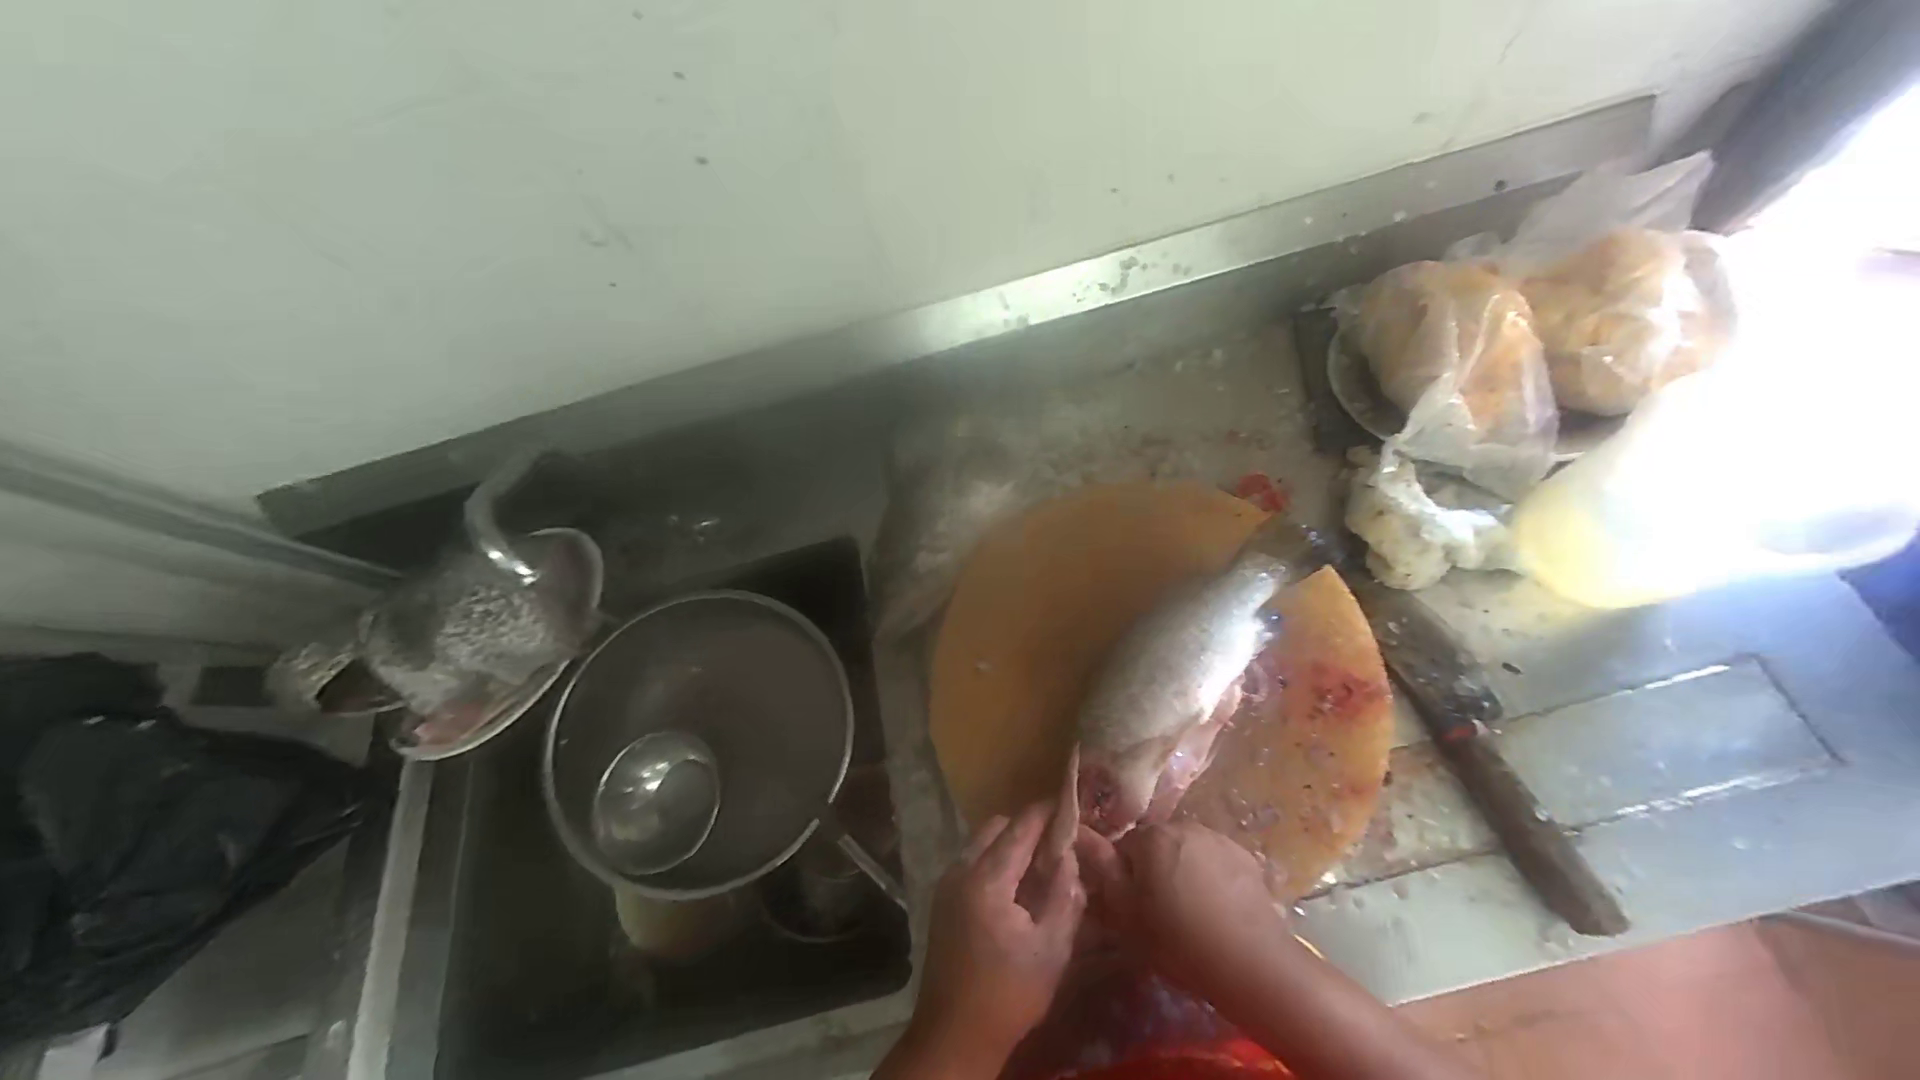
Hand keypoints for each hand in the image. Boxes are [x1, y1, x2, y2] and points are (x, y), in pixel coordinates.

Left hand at [880, 802, 1084, 1078]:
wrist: (953, 1034)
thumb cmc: (1009, 994)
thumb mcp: (1051, 948)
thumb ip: (1064, 894)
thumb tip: (1067, 854)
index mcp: (987, 879)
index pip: (1020, 828)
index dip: (1046, 812)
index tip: (1070, 805)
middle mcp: (961, 870)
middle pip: (997, 826)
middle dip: (1027, 827)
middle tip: (1058, 842)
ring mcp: (947, 882)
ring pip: (981, 841)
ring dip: (1010, 843)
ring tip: (1040, 864)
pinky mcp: (943, 898)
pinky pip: (972, 860)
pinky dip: (995, 859)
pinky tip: (1016, 886)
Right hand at [1076, 820, 1299, 996]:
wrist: (1252, 963)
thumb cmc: (1178, 939)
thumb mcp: (1127, 913)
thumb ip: (1102, 868)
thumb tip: (1078, 831)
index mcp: (1151, 837)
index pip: (1123, 846)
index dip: (1123, 877)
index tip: (1132, 907)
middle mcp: (1183, 826)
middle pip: (1156, 845)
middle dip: (1154, 870)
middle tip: (1160, 912)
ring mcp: (1218, 839)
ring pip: (1186, 851)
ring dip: (1182, 871)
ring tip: (1192, 913)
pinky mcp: (1245, 858)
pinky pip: (1215, 861)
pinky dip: (1211, 877)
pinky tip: (1218, 910)